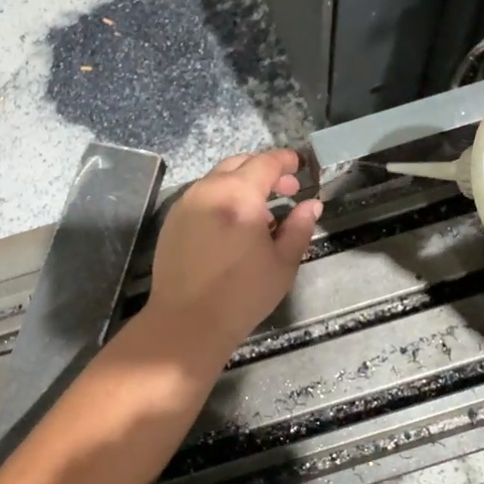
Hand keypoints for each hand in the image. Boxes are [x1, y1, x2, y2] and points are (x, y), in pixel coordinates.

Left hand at [140, 149, 322, 360]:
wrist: (187, 322)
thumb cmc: (243, 295)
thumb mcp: (282, 263)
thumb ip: (299, 228)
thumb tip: (311, 205)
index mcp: (239, 195)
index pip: (266, 163)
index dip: (286, 161)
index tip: (299, 167)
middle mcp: (208, 190)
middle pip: (239, 164)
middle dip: (264, 171)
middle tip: (285, 190)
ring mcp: (185, 203)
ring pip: (217, 179)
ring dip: (241, 185)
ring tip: (260, 214)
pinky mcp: (172, 221)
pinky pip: (201, 197)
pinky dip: (221, 199)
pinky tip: (232, 227)